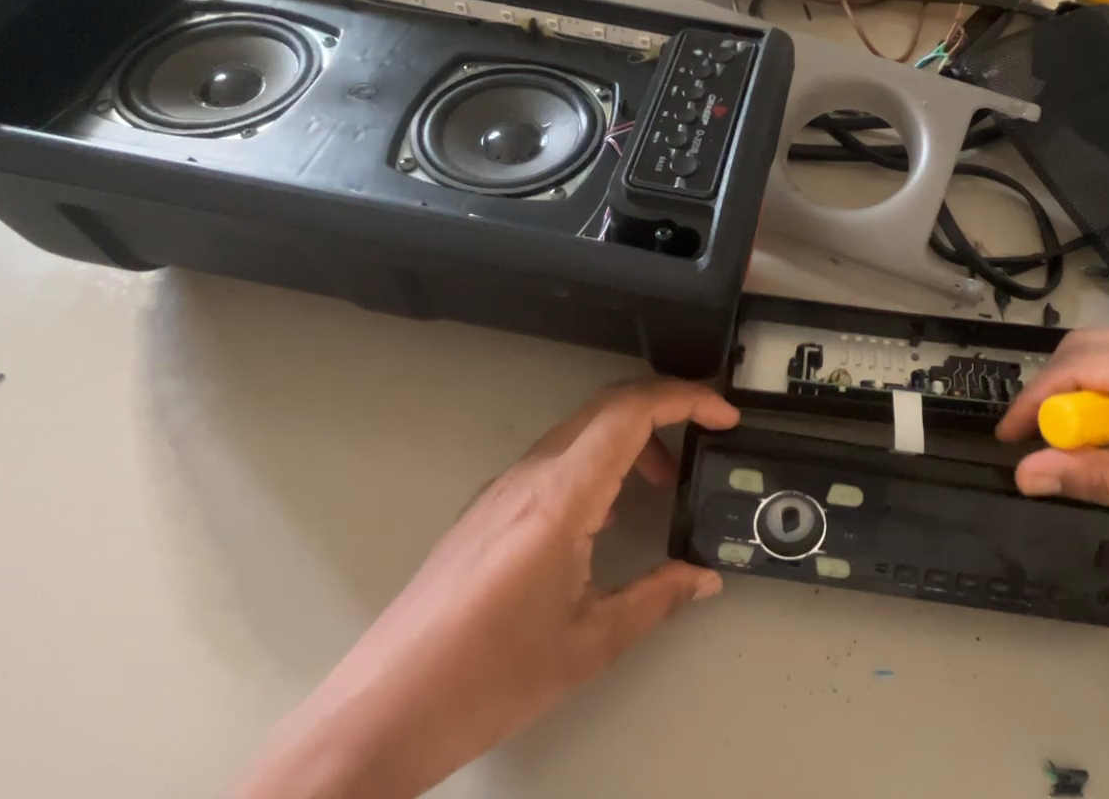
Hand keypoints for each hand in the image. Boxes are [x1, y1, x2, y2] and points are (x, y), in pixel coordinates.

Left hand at [228, 378, 739, 798]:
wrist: (385, 708)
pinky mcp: (489, 510)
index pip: (628, 412)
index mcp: (559, 497)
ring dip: (631, 439)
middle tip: (707, 435)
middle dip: (665, 409)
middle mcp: (528, 477)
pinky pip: (556, 460)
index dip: (685, 399)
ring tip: (665, 484)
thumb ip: (657, 599)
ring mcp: (503, 490)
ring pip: (580, 431)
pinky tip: (611, 514)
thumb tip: (702, 578)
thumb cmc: (486, 677)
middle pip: (605, 406)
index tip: (724, 415)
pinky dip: (600, 463)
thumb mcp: (590, 642)